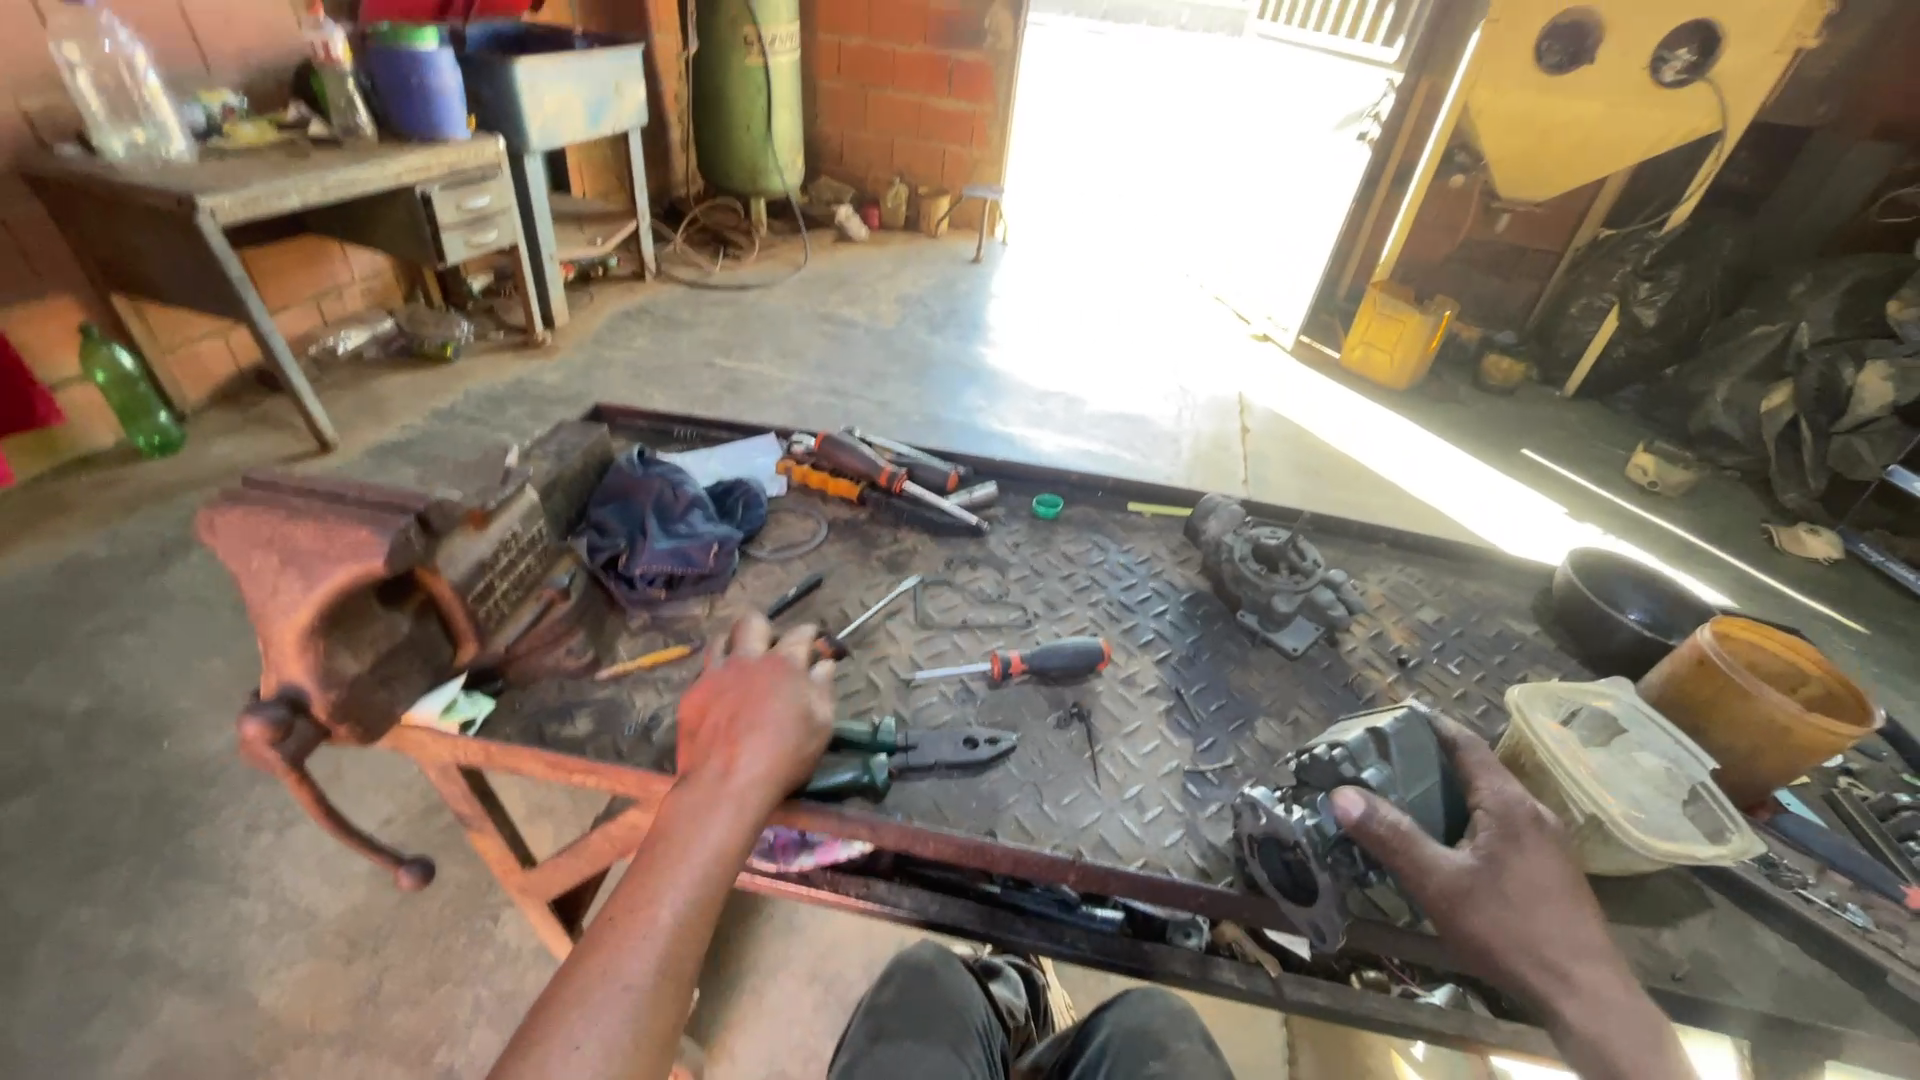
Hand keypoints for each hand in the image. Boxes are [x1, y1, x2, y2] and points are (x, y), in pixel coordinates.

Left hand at [674, 614, 835, 813]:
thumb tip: (824, 665)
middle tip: (769, 646)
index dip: (809, 634)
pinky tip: (719, 692)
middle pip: (752, 622)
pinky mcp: (693, 693)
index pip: (800, 633)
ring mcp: (717, 673)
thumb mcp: (820, 726)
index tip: (812, 641)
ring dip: (733, 644)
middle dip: (763, 627)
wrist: (726, 783)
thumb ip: (823, 689)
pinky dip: (714, 674)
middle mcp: (749, 659)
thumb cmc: (784, 757)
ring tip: (739, 662)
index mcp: (785, 664)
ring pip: (720, 639)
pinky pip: (703, 670)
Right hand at [1328, 714, 1637, 1019]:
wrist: (1586, 997)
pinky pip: (1502, 826)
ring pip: (1490, 801)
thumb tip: (1340, 794)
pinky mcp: (1550, 870)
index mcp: (1508, 803)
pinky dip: (1468, 819)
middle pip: (1477, 770)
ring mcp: (1548, 842)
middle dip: (1430, 760)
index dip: (1429, 724)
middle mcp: (1532, 812)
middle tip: (1383, 760)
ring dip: (1450, 793)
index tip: (1394, 714)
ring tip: (1405, 797)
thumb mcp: (1438, 883)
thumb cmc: (1509, 930)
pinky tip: (1445, 843)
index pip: (1465, 744)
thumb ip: (1391, 835)